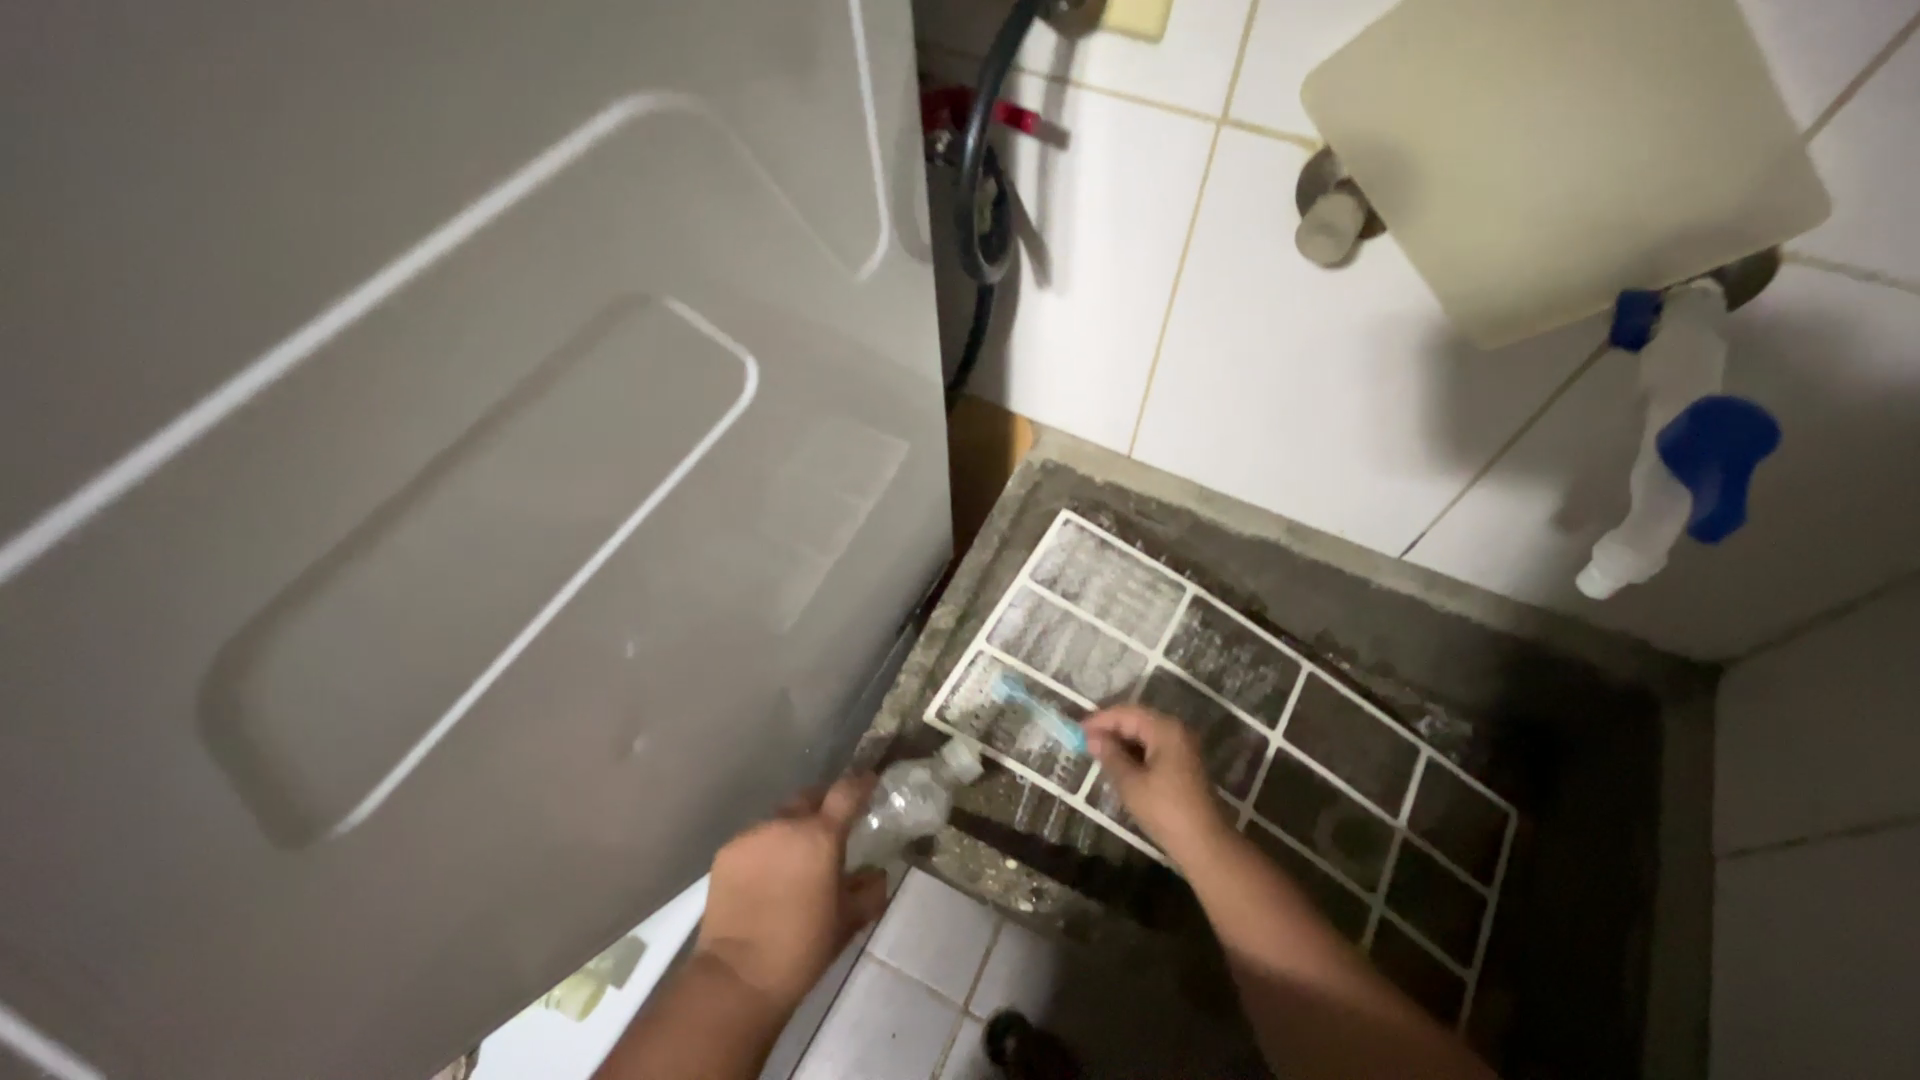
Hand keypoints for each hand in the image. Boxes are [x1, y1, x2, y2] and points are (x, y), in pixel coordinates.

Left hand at [694, 773, 890, 1013]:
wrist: (738, 977)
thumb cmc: (803, 948)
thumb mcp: (849, 920)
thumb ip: (870, 889)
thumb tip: (876, 872)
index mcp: (821, 836)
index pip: (846, 792)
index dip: (860, 783)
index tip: (869, 784)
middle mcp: (784, 824)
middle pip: (809, 798)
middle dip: (823, 807)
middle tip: (831, 831)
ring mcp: (751, 836)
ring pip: (780, 819)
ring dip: (793, 830)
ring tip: (796, 861)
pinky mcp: (725, 853)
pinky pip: (755, 839)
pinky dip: (767, 849)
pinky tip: (768, 878)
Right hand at [1083, 706, 1231, 860]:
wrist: (1204, 843)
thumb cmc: (1165, 810)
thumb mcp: (1130, 783)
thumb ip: (1110, 755)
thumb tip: (1092, 738)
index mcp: (1165, 730)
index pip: (1126, 713)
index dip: (1100, 720)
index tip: (1077, 730)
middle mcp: (1176, 731)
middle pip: (1137, 720)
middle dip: (1110, 728)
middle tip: (1084, 740)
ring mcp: (1183, 748)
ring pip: (1145, 735)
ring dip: (1121, 741)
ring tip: (1096, 752)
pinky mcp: (1183, 764)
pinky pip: (1153, 748)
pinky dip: (1134, 752)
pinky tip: (1118, 764)